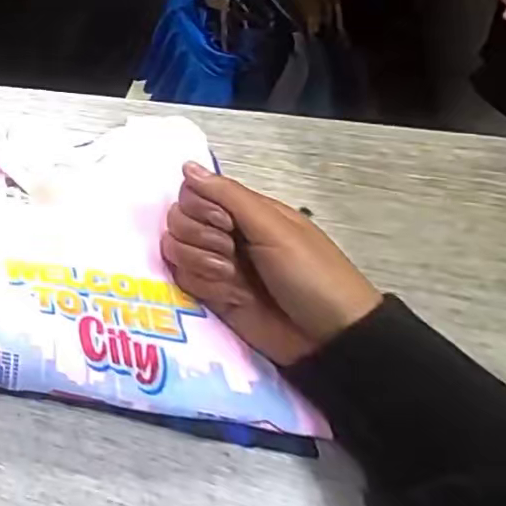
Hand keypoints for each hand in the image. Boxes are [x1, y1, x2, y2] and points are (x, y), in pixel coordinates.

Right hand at [161, 162, 381, 365]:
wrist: (331, 339)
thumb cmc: (311, 274)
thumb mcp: (274, 227)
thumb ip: (228, 195)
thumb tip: (187, 166)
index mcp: (241, 210)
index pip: (192, 192)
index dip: (199, 205)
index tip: (225, 222)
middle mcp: (223, 232)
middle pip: (178, 218)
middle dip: (199, 235)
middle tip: (231, 250)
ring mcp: (216, 263)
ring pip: (175, 247)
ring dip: (200, 260)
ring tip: (231, 276)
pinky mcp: (212, 294)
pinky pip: (183, 278)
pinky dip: (202, 284)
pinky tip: (229, 294)